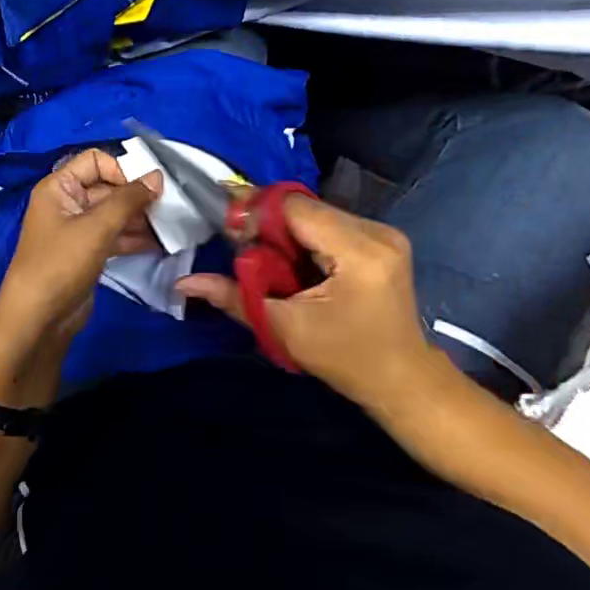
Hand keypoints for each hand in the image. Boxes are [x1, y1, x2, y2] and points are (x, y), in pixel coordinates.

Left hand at [0, 150, 161, 344]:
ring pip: (112, 213)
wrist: (39, 318)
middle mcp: (66, 202)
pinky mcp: (86, 252)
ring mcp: (76, 229)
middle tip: (168, 208)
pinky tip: (158, 244)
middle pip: (107, 187)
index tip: (148, 188)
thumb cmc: (62, 263)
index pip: (95, 161)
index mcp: (58, 186)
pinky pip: (113, 235)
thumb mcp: (97, 227)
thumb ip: (129, 200)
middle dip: (136, 196)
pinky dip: (132, 237)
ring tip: (168, 226)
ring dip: (138, 218)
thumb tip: (157, 176)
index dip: (121, 170)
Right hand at [177, 192, 440, 411]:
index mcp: (360, 251)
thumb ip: (235, 297)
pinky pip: (327, 223)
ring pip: (313, 213)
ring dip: (283, 230)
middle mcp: (376, 231)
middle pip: (303, 207)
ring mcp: (383, 233)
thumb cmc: (348, 360)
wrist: (405, 382)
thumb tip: (184, 283)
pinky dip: (302, 237)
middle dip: (267, 224)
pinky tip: (291, 260)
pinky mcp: (381, 239)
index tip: (228, 233)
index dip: (255, 213)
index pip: (294, 208)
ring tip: (266, 258)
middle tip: (242, 248)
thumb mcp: (286, 330)